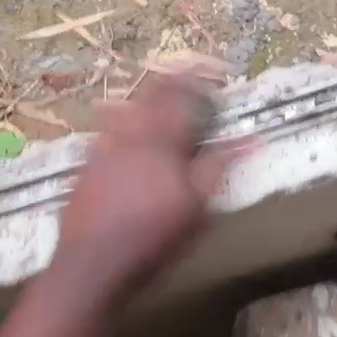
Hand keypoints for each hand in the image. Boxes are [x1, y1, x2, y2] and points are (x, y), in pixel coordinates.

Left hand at [50, 72, 236, 312]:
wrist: (91, 267)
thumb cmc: (152, 239)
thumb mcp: (196, 208)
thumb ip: (219, 166)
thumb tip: (251, 138)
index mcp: (162, 141)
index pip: (183, 96)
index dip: (198, 79)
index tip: (213, 69)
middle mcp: (130, 134)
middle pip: (152, 95)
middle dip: (172, 80)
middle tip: (187, 72)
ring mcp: (102, 148)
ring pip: (126, 108)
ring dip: (145, 96)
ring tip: (157, 91)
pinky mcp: (85, 165)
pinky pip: (105, 129)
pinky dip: (119, 119)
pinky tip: (121, 126)